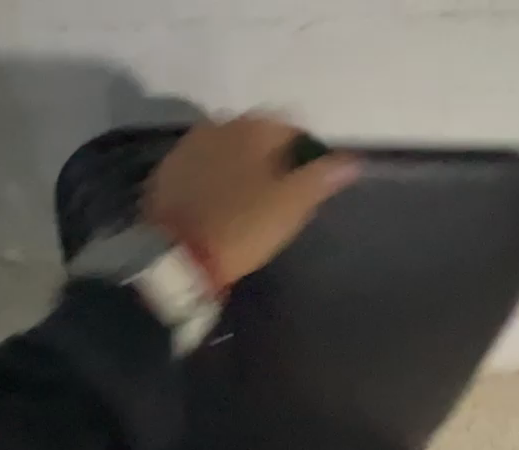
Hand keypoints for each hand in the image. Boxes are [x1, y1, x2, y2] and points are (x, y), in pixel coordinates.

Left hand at [144, 113, 360, 290]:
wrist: (176, 256)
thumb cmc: (242, 228)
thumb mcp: (291, 206)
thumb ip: (322, 178)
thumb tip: (352, 160)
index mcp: (253, 127)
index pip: (292, 128)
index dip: (306, 155)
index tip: (308, 185)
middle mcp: (219, 125)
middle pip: (256, 137)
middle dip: (270, 160)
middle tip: (278, 198)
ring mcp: (187, 147)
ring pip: (226, 151)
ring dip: (239, 169)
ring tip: (247, 204)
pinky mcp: (166, 174)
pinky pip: (200, 170)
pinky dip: (212, 182)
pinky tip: (216, 208)